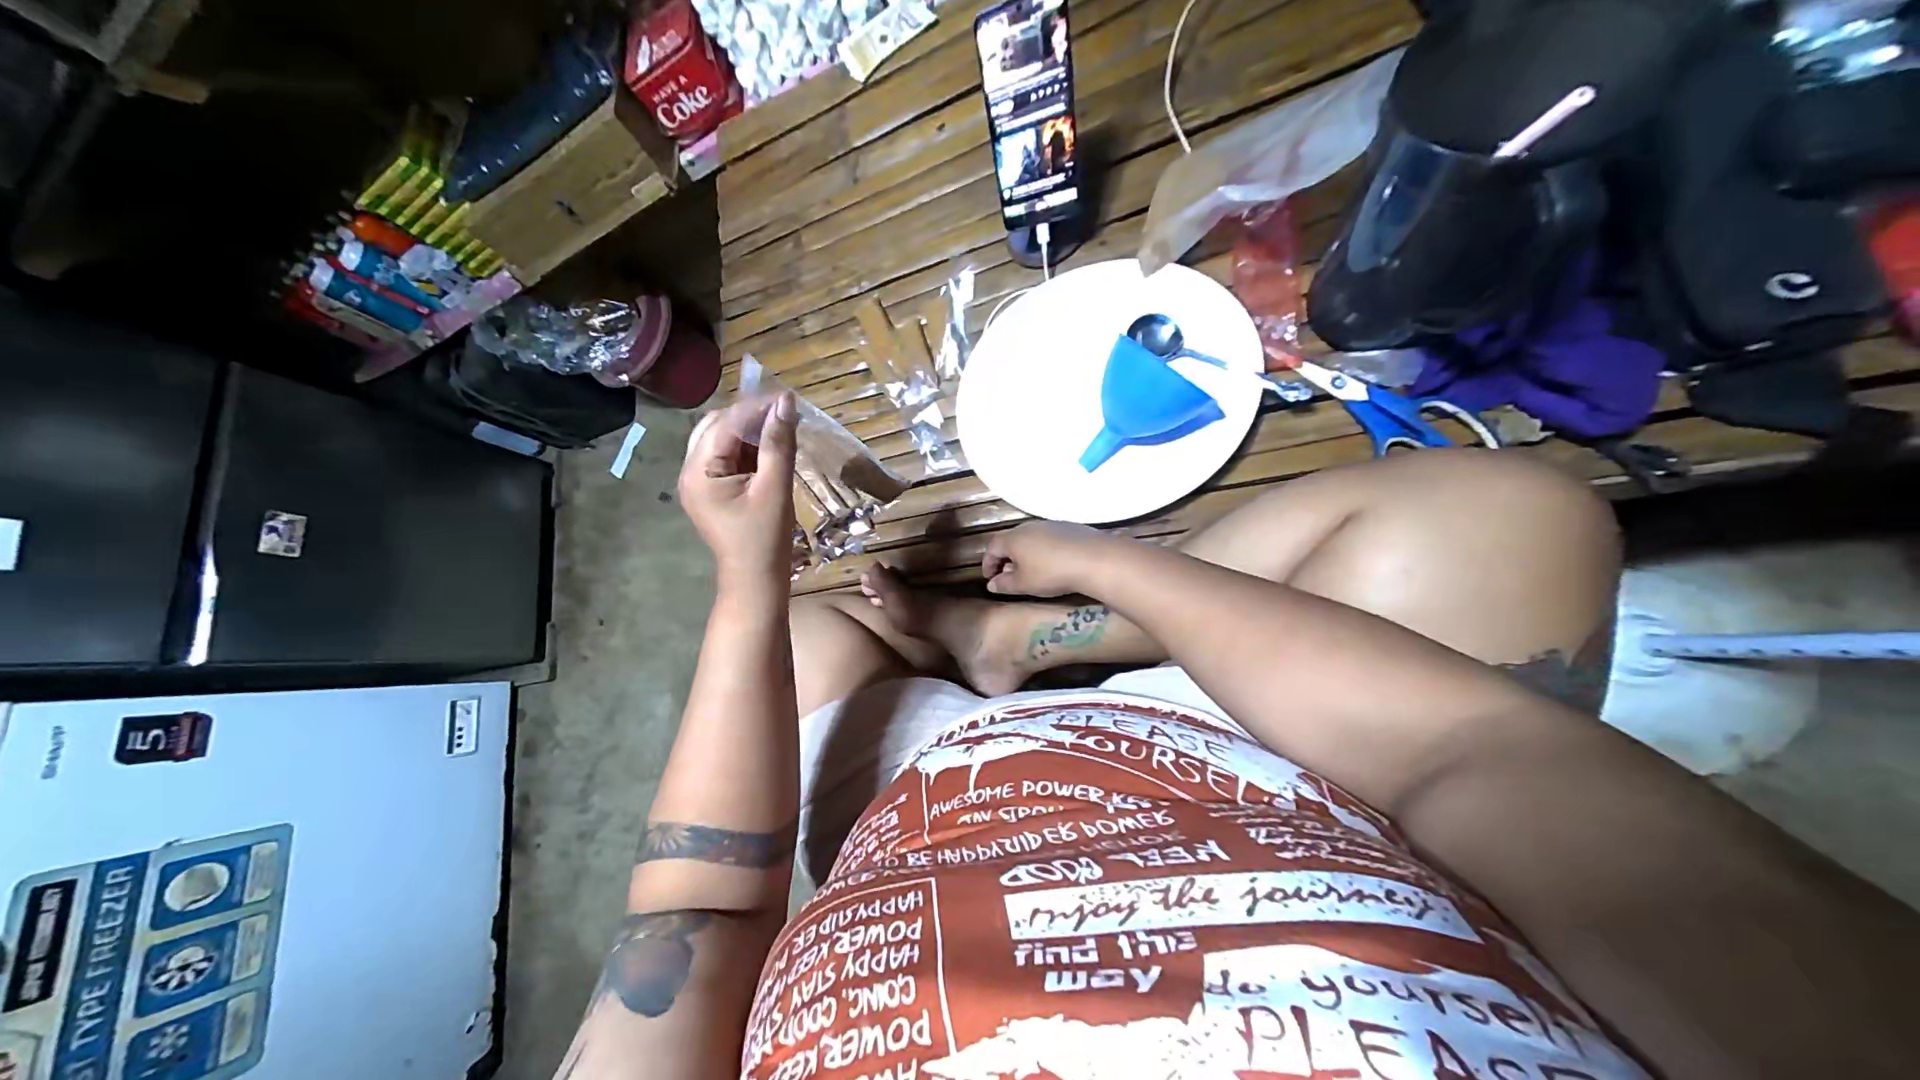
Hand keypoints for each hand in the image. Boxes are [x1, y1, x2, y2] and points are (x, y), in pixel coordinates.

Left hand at [679, 393, 797, 585]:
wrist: (756, 580)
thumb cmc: (765, 538)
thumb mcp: (775, 488)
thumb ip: (778, 443)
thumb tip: (786, 403)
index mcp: (698, 472)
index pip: (726, 424)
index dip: (757, 407)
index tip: (788, 398)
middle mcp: (689, 472)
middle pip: (717, 428)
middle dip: (750, 416)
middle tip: (786, 413)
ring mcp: (698, 483)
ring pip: (722, 441)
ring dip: (750, 432)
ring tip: (782, 429)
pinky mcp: (711, 492)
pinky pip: (727, 459)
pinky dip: (748, 450)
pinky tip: (771, 449)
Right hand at [982, 521, 1121, 597]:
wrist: (1092, 559)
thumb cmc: (1050, 573)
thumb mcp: (1024, 584)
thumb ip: (1004, 584)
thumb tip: (991, 584)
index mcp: (1013, 538)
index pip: (992, 547)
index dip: (988, 562)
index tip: (989, 577)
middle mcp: (1028, 527)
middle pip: (1011, 540)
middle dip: (1006, 557)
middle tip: (1008, 574)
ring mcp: (1050, 524)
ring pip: (1030, 538)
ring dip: (1025, 553)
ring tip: (1030, 570)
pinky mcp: (1069, 527)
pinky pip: (1048, 538)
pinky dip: (1043, 549)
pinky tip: (1052, 563)